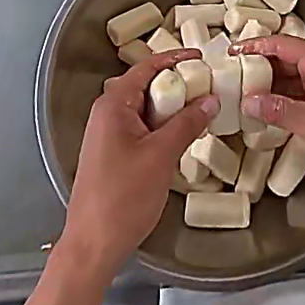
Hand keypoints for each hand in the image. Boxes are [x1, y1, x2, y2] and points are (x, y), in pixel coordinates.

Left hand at [61, 48, 214, 279]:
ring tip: (201, 109)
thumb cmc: (122, 198)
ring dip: (172, 107)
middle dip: (176, 84)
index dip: (175, 59)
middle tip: (206, 85)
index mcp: (112, 106)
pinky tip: (183, 135)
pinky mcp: (114, 153)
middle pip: (145, 85)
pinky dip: (163, 126)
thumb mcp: (162, 155)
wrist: (93, 245)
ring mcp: (108, 135)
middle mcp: (106, 114)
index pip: (146, 68)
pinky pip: (142, 127)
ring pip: (145, 108)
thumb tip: (210, 100)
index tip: (201, 59)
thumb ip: (187, 123)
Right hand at [235, 35, 304, 195]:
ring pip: (297, 79)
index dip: (256, 46)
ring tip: (245, 95)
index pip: (284, 45)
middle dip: (261, 67)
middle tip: (233, 76)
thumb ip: (281, 111)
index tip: (233, 52)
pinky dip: (287, 101)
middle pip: (289, 59)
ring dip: (273, 86)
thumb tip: (249, 101)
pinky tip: (271, 112)